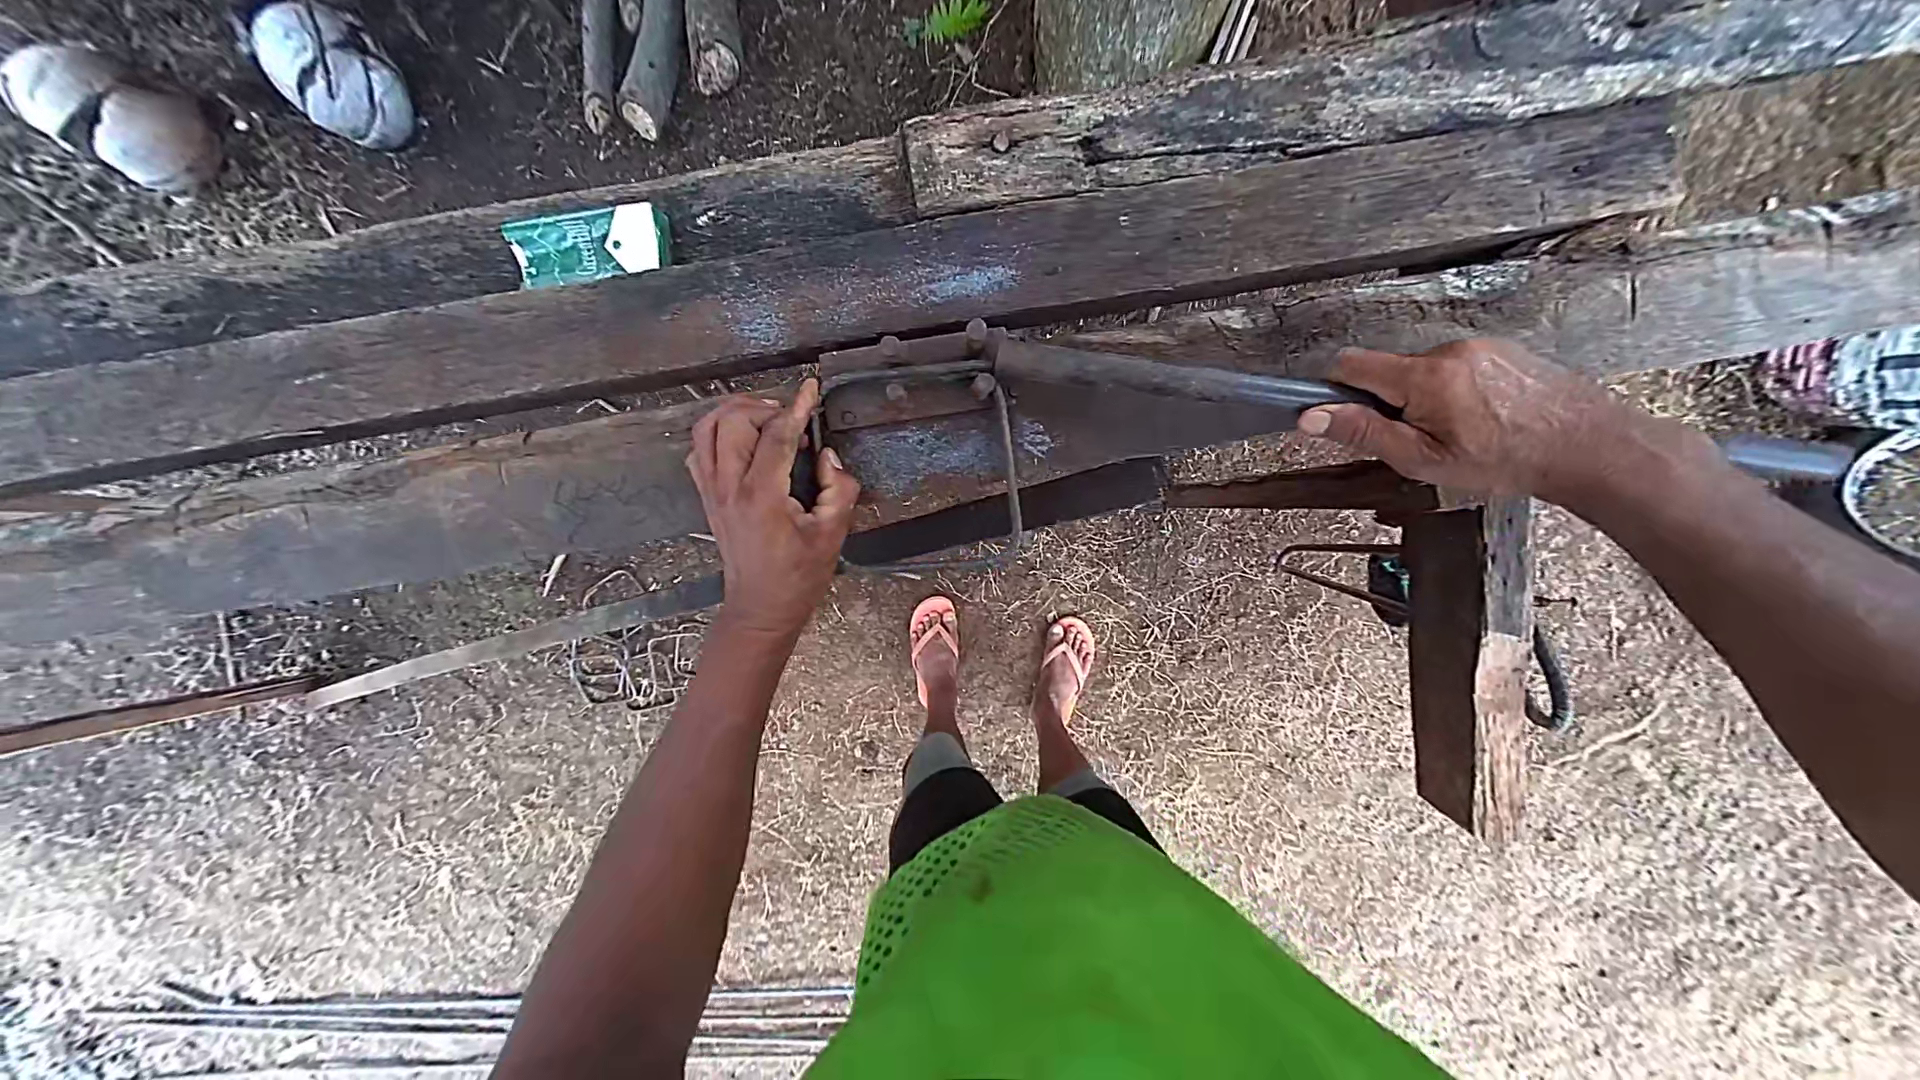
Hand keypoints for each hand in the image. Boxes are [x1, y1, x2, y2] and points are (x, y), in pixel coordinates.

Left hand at [686, 379, 859, 637]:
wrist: (762, 606)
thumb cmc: (796, 577)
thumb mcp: (833, 533)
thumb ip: (838, 487)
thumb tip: (828, 457)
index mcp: (762, 496)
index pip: (777, 435)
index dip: (797, 407)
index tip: (809, 389)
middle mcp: (730, 488)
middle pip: (733, 420)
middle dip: (764, 406)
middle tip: (790, 413)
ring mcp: (713, 491)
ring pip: (707, 428)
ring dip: (736, 413)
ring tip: (765, 418)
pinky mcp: (708, 497)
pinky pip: (699, 449)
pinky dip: (717, 433)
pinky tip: (742, 440)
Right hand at [1298, 338, 1698, 505]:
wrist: (1588, 447)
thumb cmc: (1507, 459)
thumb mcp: (1420, 458)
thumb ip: (1362, 432)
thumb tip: (1313, 417)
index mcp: (1424, 376)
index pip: (1349, 364)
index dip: (1334, 389)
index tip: (1340, 414)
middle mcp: (1449, 351)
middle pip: (1386, 369)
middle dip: (1383, 400)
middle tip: (1409, 437)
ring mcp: (1478, 347)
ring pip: (1418, 370)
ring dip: (1417, 397)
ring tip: (1449, 431)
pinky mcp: (1498, 351)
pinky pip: (1451, 366)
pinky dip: (1446, 391)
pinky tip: (1472, 418)